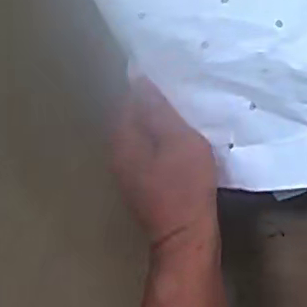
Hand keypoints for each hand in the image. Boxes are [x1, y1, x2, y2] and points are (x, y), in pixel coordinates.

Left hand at [109, 76, 218, 254]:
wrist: (187, 238)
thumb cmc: (184, 185)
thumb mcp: (177, 139)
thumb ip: (157, 109)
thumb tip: (138, 78)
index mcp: (123, 140)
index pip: (127, 98)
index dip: (146, 82)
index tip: (169, 68)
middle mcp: (119, 153)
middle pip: (133, 114)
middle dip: (153, 98)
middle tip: (180, 82)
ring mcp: (130, 169)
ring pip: (143, 130)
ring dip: (160, 117)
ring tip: (185, 102)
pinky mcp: (144, 180)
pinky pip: (150, 145)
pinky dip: (164, 134)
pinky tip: (183, 131)